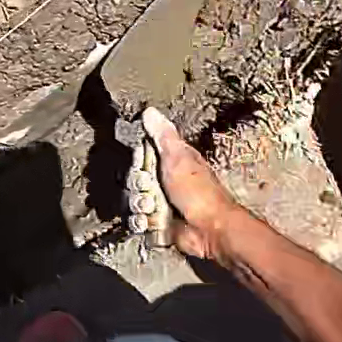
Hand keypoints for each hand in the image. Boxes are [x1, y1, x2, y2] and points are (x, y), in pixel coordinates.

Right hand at [141, 107, 244, 260]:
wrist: (209, 230)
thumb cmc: (199, 192)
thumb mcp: (179, 156)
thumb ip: (162, 134)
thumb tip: (149, 111)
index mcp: (171, 161)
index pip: (139, 155)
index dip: (137, 161)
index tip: (143, 165)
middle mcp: (164, 181)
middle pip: (133, 179)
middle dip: (139, 187)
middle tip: (151, 189)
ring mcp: (160, 202)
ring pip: (132, 200)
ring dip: (141, 206)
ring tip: (154, 208)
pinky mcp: (157, 223)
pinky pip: (136, 220)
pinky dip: (142, 222)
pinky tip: (151, 221)